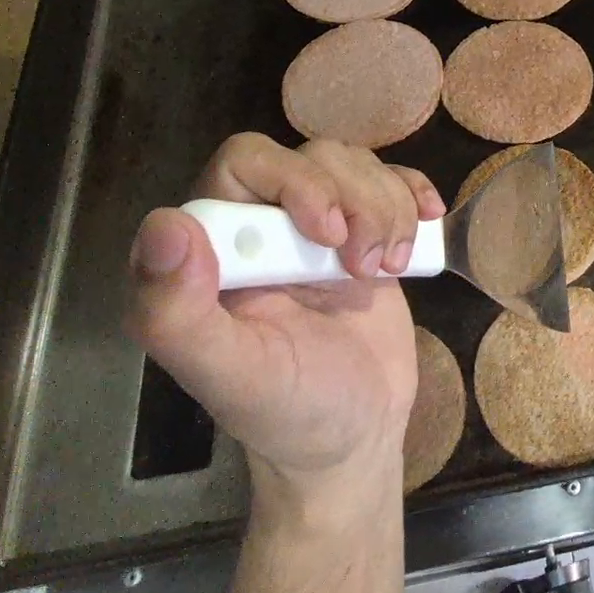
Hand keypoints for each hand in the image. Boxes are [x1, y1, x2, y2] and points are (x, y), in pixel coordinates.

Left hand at [126, 133, 445, 517]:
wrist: (356, 435)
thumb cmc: (286, 412)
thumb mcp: (230, 375)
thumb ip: (178, 311)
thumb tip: (164, 225)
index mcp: (215, 249)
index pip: (246, 163)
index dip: (293, 181)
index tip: (328, 234)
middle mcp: (266, 225)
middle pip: (316, 157)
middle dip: (357, 200)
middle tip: (368, 266)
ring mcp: (322, 229)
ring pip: (360, 166)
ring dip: (389, 209)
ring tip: (392, 267)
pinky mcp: (369, 235)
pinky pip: (395, 182)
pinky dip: (416, 193)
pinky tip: (429, 222)